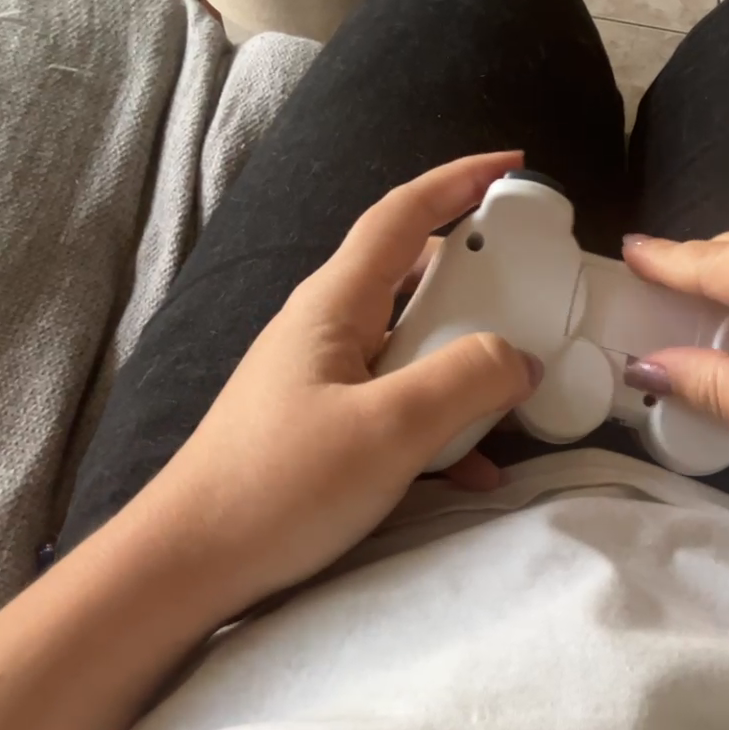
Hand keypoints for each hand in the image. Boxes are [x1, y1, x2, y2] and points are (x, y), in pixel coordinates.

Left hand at [125, 152, 541, 609]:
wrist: (194, 563)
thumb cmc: (283, 483)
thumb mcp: (389, 427)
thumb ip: (466, 380)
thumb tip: (520, 360)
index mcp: (335, 306)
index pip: (402, 215)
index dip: (459, 180)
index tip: (515, 166)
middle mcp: (330, 332)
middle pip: (417, 283)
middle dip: (480, 287)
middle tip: (535, 302)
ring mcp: (328, 382)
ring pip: (415, 353)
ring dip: (466, 368)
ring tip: (516, 395)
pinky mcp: (329, 428)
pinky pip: (400, 409)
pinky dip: (441, 428)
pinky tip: (475, 471)